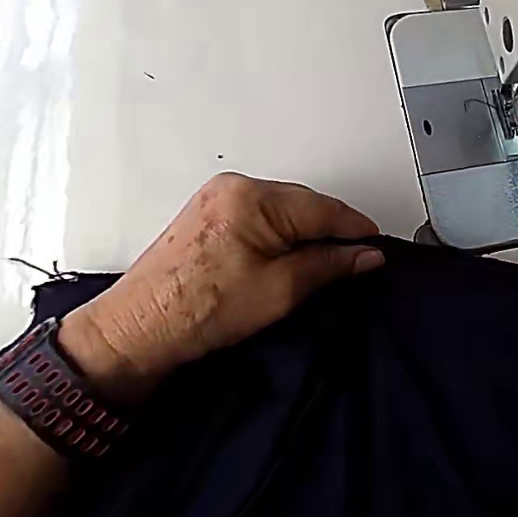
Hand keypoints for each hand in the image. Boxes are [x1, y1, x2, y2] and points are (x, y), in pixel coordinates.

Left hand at [57, 173, 384, 402]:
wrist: (141, 328)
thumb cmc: (193, 310)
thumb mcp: (279, 291)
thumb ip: (329, 266)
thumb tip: (363, 256)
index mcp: (252, 198)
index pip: (324, 208)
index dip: (356, 230)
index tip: (375, 248)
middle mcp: (233, 188)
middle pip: (303, 205)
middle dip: (329, 235)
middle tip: (351, 267)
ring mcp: (218, 199)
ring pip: (282, 213)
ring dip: (303, 237)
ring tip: (314, 272)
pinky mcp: (209, 214)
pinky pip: (259, 218)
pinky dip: (279, 238)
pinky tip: (284, 262)